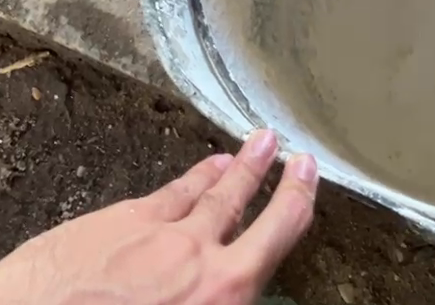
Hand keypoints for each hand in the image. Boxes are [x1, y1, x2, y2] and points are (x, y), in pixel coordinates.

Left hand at [0, 128, 317, 304]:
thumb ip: (209, 296)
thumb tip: (218, 283)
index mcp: (220, 296)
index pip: (275, 236)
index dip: (298, 200)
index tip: (309, 173)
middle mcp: (200, 258)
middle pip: (246, 205)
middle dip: (273, 175)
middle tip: (291, 149)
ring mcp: (162, 234)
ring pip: (211, 191)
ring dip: (238, 167)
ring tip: (257, 144)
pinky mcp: (125, 219)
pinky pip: (172, 192)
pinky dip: (194, 176)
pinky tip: (204, 167)